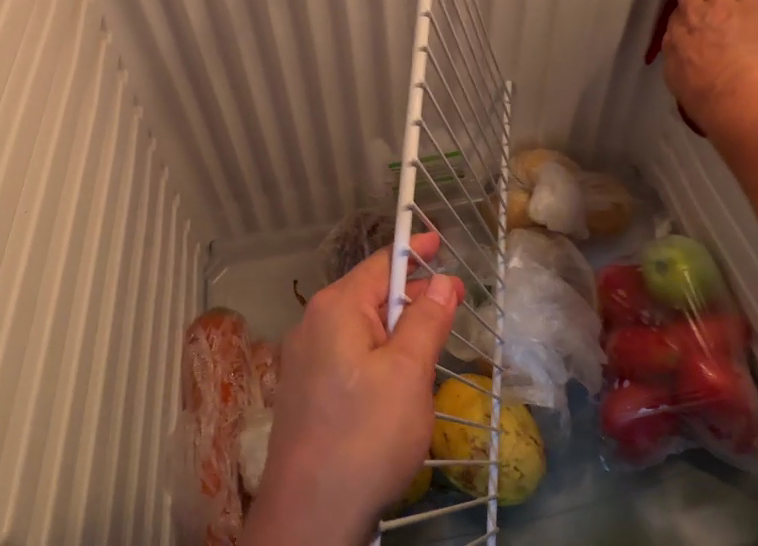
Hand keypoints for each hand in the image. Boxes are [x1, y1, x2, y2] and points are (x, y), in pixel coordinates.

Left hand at [243, 232, 463, 544]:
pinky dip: (377, 356)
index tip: (442, 243)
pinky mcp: (305, 392)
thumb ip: (426, 321)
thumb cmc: (365, 435)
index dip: (415, 252)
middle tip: (453, 305)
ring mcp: (304, 360)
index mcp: (336, 307)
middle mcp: (313, 324)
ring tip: (430, 348)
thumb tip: (442, 281)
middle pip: (370, 294)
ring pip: (360, 328)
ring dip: (396, 331)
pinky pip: (347, 356)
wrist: (310, 514)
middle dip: (411, 297)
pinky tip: (396, 384)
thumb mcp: (409, 373)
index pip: (382, 263)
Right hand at [663, 0, 757, 132]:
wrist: (734, 96)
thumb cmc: (703, 99)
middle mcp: (694, 16)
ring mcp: (722, 8)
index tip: (687, 6)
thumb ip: (676, 60)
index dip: (683, 8)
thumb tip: (678, 52)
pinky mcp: (750, 8)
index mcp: (674, 37)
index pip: (676, 15)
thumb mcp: (675, 80)